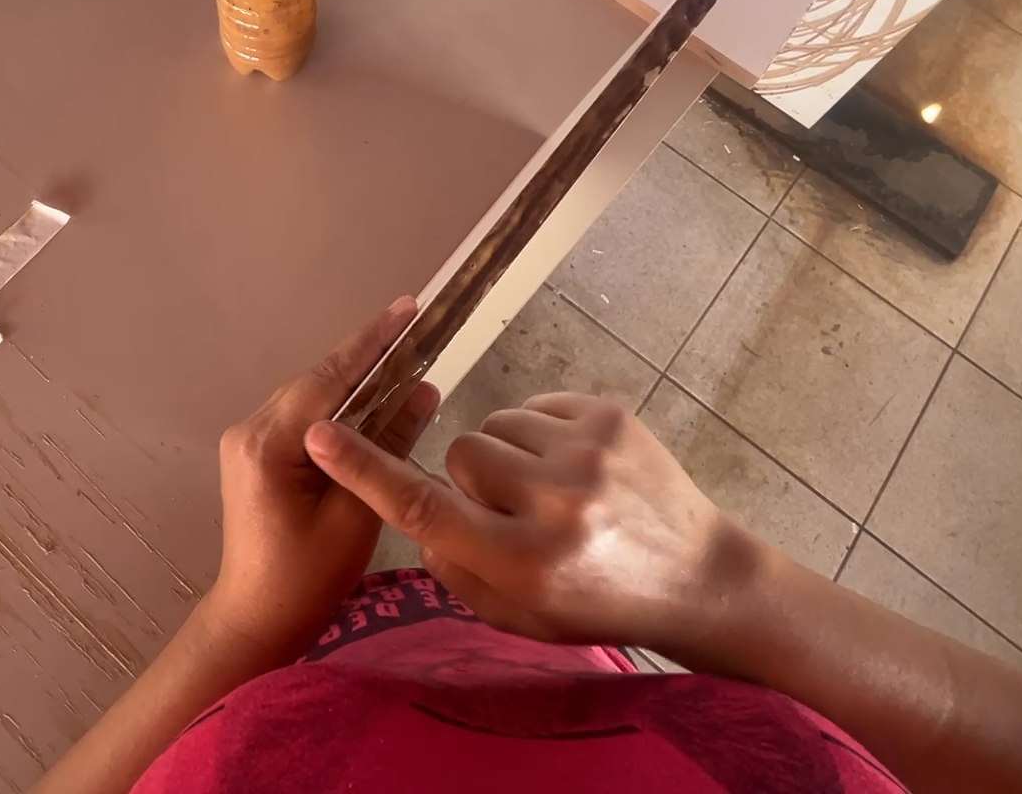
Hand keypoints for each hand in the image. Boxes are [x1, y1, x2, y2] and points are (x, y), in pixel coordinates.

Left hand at [202, 296, 440, 664]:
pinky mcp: (254, 449)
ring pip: (310, 393)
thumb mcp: (358, 513)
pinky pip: (302, 412)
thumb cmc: (308, 578)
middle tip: (415, 329)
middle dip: (367, 355)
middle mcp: (249, 428)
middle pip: (318, 379)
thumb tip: (423, 389)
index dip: (372, 340)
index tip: (408, 308)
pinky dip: (337, 401)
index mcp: (269, 443)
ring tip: (400, 354)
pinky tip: (368, 396)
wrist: (257, 619)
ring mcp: (247, 437)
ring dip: (353, 377)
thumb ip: (387, 446)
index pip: (328, 376)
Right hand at [304, 392, 762, 656]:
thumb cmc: (600, 605)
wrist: (699, 578)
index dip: (365, 470)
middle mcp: (555, 502)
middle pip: (461, 452)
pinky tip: (576, 467)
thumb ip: (455, 566)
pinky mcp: (609, 415)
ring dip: (510, 455)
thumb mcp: (518, 615)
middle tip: (516, 509)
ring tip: (554, 490)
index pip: (423, 509)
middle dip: (474, 478)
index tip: (322, 435)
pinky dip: (541, 434)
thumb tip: (421, 512)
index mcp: (526, 562)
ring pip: (496, 425)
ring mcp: (587, 450)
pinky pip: (534, 406)